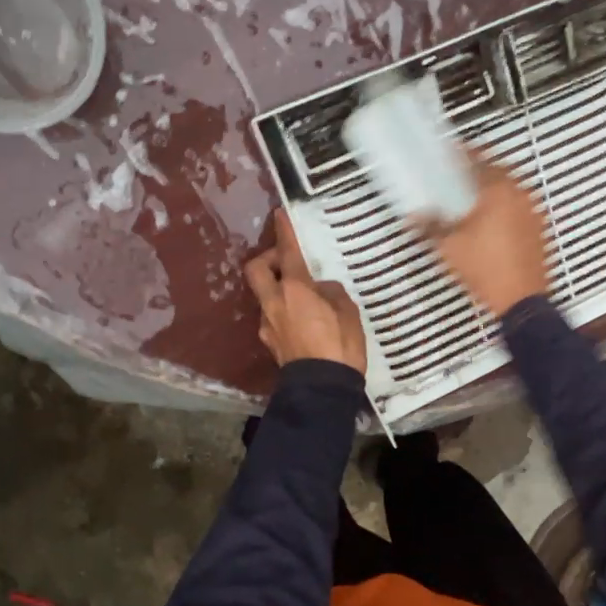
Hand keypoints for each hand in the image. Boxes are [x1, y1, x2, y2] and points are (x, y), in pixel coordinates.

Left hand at [246, 209, 367, 373]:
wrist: (322, 390)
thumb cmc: (340, 348)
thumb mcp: (349, 314)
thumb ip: (333, 294)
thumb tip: (322, 289)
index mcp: (295, 289)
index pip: (288, 252)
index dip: (284, 231)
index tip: (280, 215)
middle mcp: (275, 303)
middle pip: (256, 270)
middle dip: (268, 260)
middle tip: (286, 263)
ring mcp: (268, 325)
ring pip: (265, 297)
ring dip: (278, 292)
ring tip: (304, 301)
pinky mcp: (271, 344)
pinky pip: (273, 319)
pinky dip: (284, 314)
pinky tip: (303, 323)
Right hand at [431, 161, 551, 317]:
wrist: (521, 301)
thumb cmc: (490, 272)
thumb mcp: (450, 248)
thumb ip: (431, 226)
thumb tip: (417, 218)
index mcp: (498, 190)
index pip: (478, 157)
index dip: (462, 153)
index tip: (453, 153)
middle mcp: (521, 196)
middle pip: (499, 170)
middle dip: (480, 171)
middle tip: (463, 176)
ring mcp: (534, 213)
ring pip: (512, 190)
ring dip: (495, 190)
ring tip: (476, 200)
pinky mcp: (540, 231)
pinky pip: (521, 210)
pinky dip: (507, 210)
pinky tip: (493, 224)